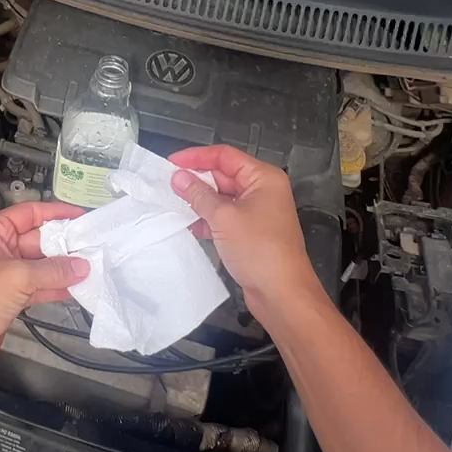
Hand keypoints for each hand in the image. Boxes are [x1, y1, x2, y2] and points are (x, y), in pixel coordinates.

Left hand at [0, 201, 89, 379]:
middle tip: (92, 246)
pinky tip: (75, 287)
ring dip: (62, 268)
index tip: (81, 216)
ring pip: (39, 264)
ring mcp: (3, 273)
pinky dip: (54, 286)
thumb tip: (82, 266)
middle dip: (63, 244)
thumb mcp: (17, 277)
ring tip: (90, 267)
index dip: (56, 213)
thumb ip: (53, 270)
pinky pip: (36, 285)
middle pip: (37, 239)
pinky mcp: (8, 297)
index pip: (29, 213)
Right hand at [168, 146, 320, 320]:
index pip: (224, 156)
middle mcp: (263, 190)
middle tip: (168, 184)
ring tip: (174, 203)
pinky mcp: (251, 232)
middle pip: (224, 175)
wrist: (282, 294)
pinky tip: (190, 225)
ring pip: (223, 197)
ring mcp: (258, 212)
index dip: (196, 157)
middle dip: (197, 180)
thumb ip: (199, 194)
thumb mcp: (224, 217)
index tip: (171, 162)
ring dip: (200, 200)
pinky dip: (208, 219)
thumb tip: (178, 177)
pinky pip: (226, 216)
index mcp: (263, 177)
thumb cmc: (259, 249)